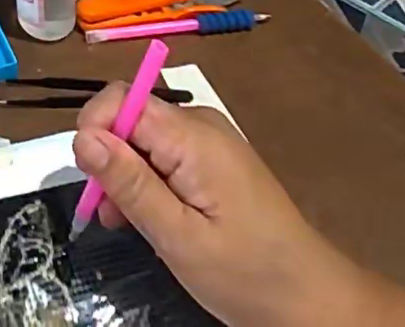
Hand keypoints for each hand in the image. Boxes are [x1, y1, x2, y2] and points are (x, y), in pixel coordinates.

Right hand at [73, 86, 404, 326]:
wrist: (322, 307)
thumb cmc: (250, 277)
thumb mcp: (180, 238)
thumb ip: (130, 184)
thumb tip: (83, 138)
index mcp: (193, 135)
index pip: (124, 98)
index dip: (95, 125)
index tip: (86, 174)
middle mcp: (200, 124)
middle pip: (131, 116)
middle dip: (108, 156)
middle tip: (106, 210)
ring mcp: (209, 140)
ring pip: (143, 137)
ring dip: (124, 173)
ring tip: (124, 222)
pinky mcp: (213, 159)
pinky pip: (163, 153)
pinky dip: (146, 179)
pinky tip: (147, 217)